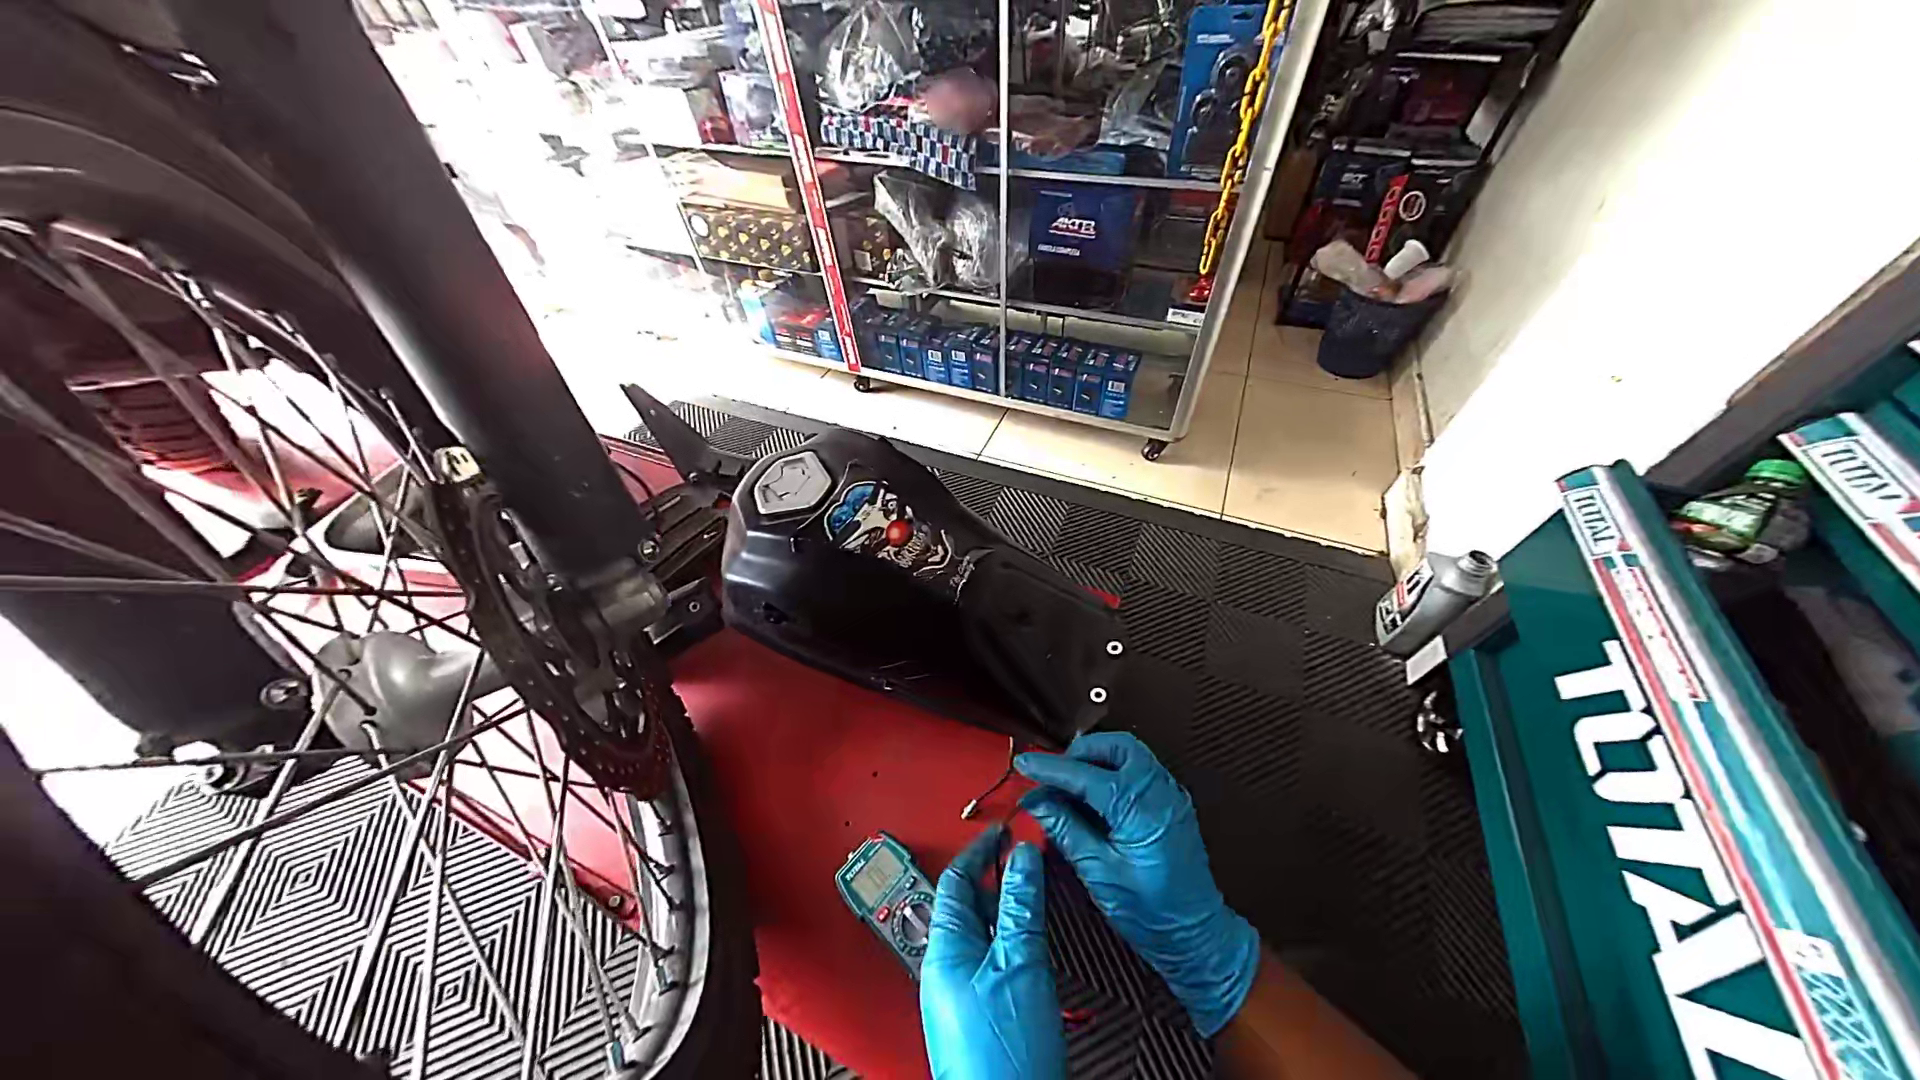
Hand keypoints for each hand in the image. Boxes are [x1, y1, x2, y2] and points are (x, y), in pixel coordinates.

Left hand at [920, 825, 1065, 1079]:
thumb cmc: (1001, 1058)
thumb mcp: (1018, 965)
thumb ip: (1021, 906)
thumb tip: (1024, 858)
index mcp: (943, 947)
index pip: (956, 878)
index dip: (981, 849)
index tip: (1002, 830)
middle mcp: (946, 966)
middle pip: (969, 902)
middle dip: (995, 876)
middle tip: (1024, 857)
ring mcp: (963, 991)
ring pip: (983, 930)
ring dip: (1006, 906)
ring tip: (1032, 891)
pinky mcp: (982, 1011)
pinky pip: (994, 957)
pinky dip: (1012, 937)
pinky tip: (1032, 940)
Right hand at [1016, 732, 1259, 1036]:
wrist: (1197, 937)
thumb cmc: (1154, 914)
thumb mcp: (1100, 874)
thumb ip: (1066, 830)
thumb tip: (1036, 803)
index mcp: (1142, 811)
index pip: (1086, 774)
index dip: (1050, 768)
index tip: (1025, 764)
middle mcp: (1160, 792)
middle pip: (1113, 746)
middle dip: (1077, 753)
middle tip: (1052, 775)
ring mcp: (1169, 793)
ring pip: (1126, 751)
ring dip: (1095, 758)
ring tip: (1070, 783)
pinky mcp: (1170, 800)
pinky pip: (1137, 766)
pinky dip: (1111, 769)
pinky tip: (1093, 794)